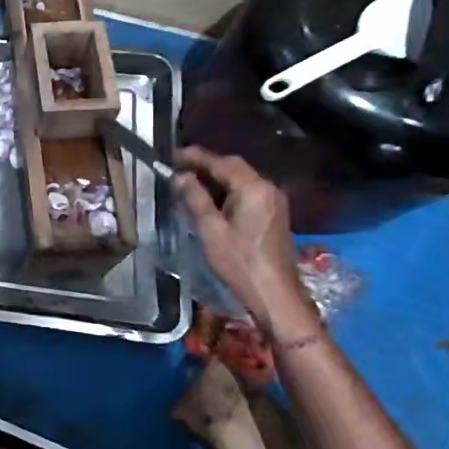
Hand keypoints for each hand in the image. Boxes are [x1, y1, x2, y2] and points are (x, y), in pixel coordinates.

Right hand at [172, 147, 320, 339]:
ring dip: (218, 178)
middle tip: (180, 167)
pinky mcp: (275, 212)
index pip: (221, 162)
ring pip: (242, 178)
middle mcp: (267, 187)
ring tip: (191, 182)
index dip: (195, 157)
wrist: (275, 293)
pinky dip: (230, 190)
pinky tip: (213, 199)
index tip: (173, 155)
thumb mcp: (211, 230)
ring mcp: (274, 199)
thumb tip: (180, 176)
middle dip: (207, 165)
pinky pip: (250, 191)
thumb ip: (195, 198)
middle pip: (234, 166)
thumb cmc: (240, 263)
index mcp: (253, 188)